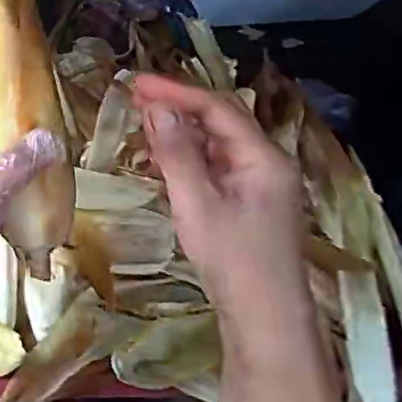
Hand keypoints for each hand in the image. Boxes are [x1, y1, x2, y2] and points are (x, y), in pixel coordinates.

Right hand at [134, 73, 307, 314]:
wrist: (265, 318)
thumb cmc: (232, 259)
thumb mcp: (196, 203)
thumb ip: (176, 153)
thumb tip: (157, 108)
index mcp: (263, 157)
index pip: (216, 108)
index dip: (175, 92)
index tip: (136, 83)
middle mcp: (266, 162)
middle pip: (219, 120)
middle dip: (177, 105)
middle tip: (135, 96)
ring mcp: (259, 182)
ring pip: (216, 141)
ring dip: (180, 128)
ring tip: (142, 120)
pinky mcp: (248, 200)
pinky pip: (215, 163)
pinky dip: (186, 154)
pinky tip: (161, 156)